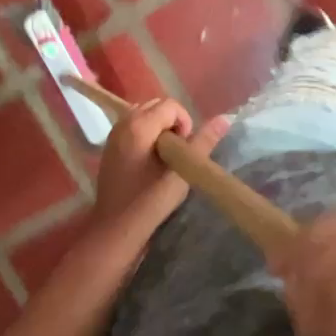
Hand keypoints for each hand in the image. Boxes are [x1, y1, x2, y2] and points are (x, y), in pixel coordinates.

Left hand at [91, 98, 232, 223]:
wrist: (115, 230)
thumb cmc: (149, 202)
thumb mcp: (181, 172)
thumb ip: (202, 143)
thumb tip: (225, 118)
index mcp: (139, 125)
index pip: (171, 106)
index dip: (185, 123)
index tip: (185, 149)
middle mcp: (123, 123)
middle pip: (156, 106)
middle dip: (173, 124)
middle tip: (178, 152)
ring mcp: (114, 134)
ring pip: (145, 116)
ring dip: (160, 129)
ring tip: (166, 157)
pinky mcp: (110, 147)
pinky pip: (134, 128)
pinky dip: (147, 136)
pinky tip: (150, 162)